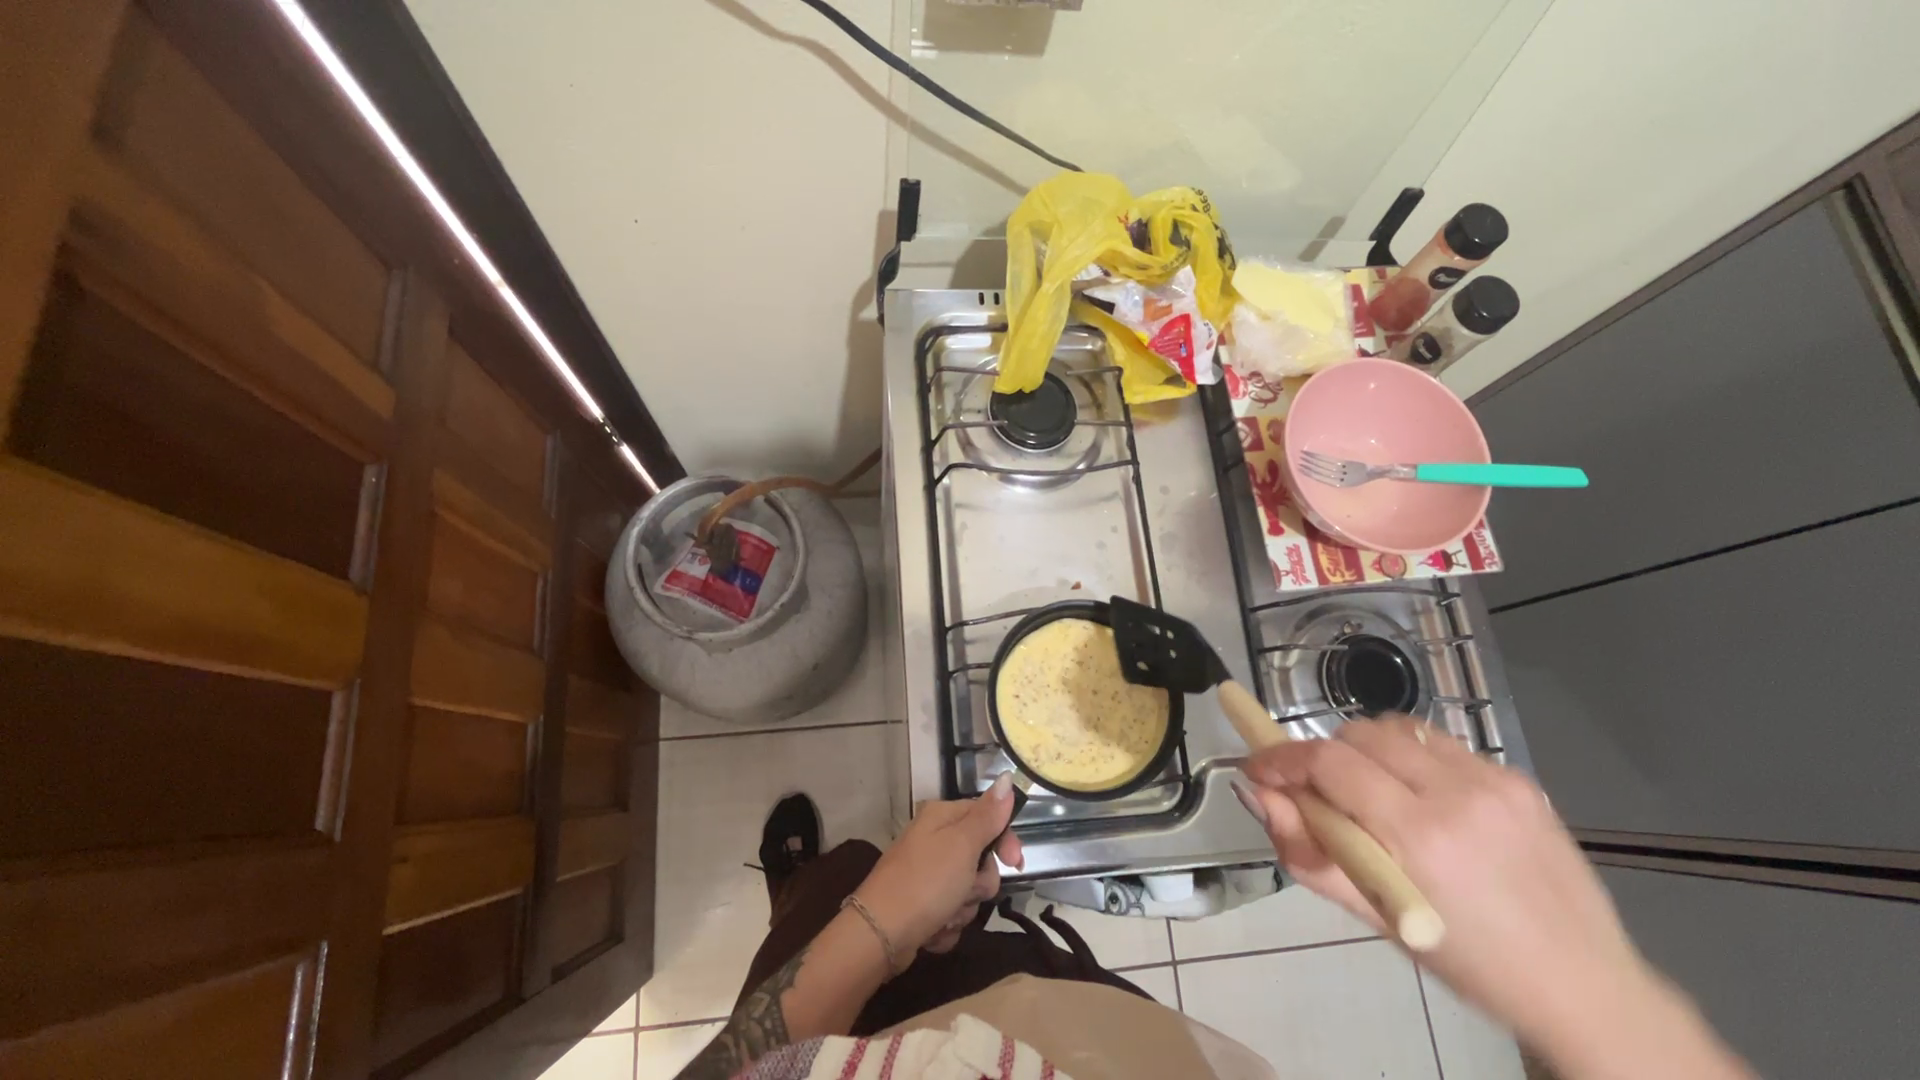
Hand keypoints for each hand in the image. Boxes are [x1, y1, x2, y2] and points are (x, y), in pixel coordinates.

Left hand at [852, 773, 1024, 964]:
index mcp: (941, 818)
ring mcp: (927, 875)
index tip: (1014, 864)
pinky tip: (932, 929)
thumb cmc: (925, 882)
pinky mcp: (923, 905)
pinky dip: (947, 925)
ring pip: (968, 891)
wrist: (881, 934)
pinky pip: (952, 913)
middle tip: (965, 890)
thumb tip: (1007, 777)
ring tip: (944, 915)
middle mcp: (933, 841)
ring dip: (962, 908)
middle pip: (981, 859)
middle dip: (979, 883)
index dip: (1005, 841)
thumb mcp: (962, 844)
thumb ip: (988, 815)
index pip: (988, 817)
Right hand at [1234, 717, 1650, 1051]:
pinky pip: (1440, 745)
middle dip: (1324, 756)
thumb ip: (1309, 853)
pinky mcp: (1518, 778)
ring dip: (1366, 750)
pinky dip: (1410, 760)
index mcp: (1419, 837)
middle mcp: (1456, 793)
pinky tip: (1422, 800)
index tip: (1258, 768)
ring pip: (1398, 729)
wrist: (1583, 984)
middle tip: (1318, 795)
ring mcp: (1494, 780)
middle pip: (1358, 734)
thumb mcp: (1376, 920)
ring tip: (1369, 793)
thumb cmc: (1469, 965)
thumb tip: (1260, 796)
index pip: (1329, 762)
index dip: (1282, 758)